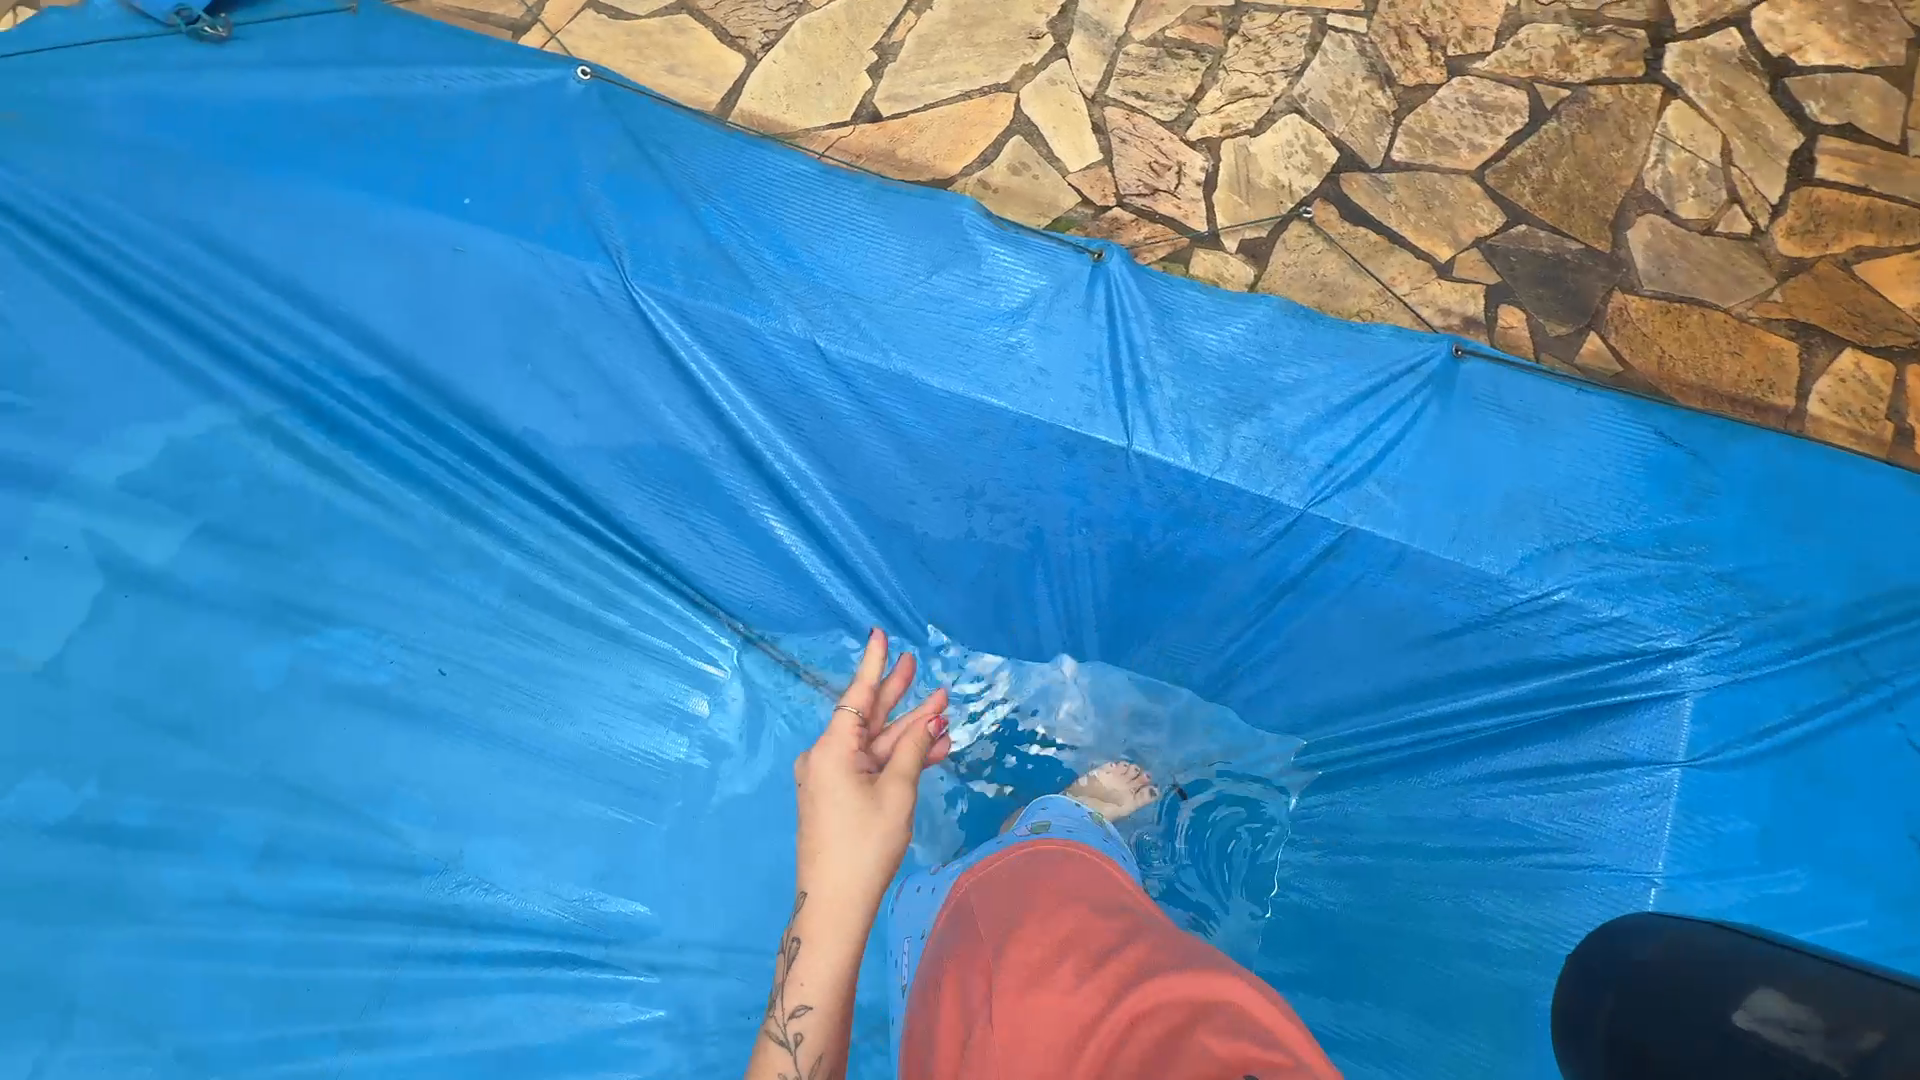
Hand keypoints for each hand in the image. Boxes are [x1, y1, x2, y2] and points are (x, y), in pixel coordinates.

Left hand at [792, 628, 951, 908]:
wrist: (836, 905)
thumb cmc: (866, 844)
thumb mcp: (897, 792)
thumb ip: (914, 750)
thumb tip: (929, 721)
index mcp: (832, 748)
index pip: (858, 694)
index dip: (874, 664)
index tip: (881, 634)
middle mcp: (827, 755)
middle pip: (868, 715)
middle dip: (898, 693)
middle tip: (918, 664)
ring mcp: (833, 777)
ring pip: (876, 743)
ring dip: (910, 731)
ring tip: (945, 710)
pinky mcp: (841, 795)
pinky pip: (873, 766)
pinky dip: (900, 758)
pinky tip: (935, 748)